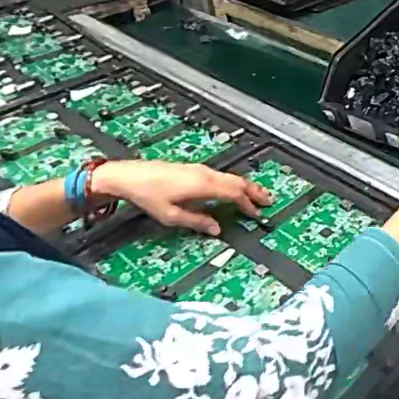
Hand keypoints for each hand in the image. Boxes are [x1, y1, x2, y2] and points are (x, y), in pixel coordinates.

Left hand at [88, 161, 271, 234]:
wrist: (128, 175)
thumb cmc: (148, 196)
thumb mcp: (171, 215)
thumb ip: (196, 221)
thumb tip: (217, 229)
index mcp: (204, 185)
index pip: (235, 193)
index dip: (248, 204)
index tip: (257, 215)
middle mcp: (206, 174)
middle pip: (238, 181)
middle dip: (255, 191)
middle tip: (269, 201)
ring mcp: (201, 170)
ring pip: (231, 177)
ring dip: (245, 186)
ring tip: (256, 195)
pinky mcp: (194, 170)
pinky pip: (222, 176)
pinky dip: (234, 183)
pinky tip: (233, 189)